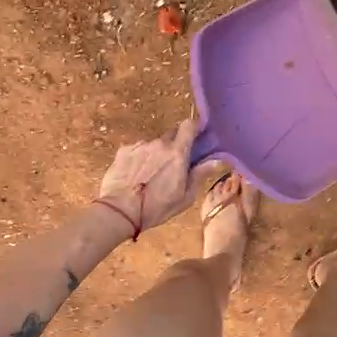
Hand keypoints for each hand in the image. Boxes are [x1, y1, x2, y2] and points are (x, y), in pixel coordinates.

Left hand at [95, 118, 208, 235]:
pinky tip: (135, 175)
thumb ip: (199, 175)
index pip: (189, 126)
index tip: (195, 138)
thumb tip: (216, 161)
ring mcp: (139, 145)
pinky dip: (139, 159)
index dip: (193, 128)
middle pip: (171, 135)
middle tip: (173, 164)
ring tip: (150, 175)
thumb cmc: (156, 208)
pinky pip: (136, 150)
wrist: (120, 211)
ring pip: (153, 144)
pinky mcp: (123, 151)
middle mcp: (159, 144)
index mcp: (177, 153)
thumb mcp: (185, 197)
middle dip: (174, 146)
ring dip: (155, 154)